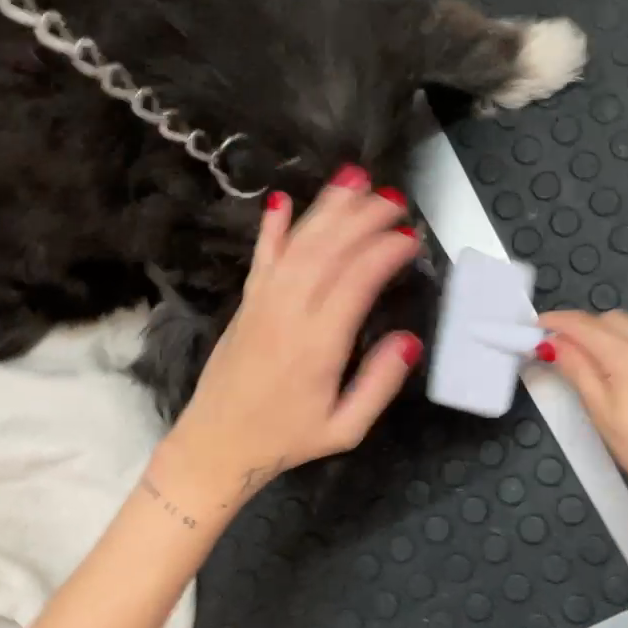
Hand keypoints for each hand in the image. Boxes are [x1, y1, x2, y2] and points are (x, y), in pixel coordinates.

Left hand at [155, 165, 421, 511]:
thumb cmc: (286, 440)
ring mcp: (262, 304)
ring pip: (296, 244)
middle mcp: (288, 314)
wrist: (216, 446)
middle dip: (363, 217)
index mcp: (318, 346)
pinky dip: (272, 228)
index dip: (385, 251)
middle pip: (327, 250)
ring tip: (355, 182)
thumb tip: (410, 340)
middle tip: (394, 198)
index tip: (411, 237)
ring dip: (326, 210)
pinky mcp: (244, 304)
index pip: (356, 280)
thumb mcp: (345, 429)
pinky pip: (260, 258)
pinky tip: (283, 200)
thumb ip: (379, 384)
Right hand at [539, 310, 627, 540]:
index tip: (538, 326)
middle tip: (565, 351)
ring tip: (599, 360)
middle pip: (611, 318)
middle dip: (585, 327)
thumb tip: (553, 343)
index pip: (585, 325)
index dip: (557, 321)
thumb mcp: (602, 413)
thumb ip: (577, 370)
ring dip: (612, 332)